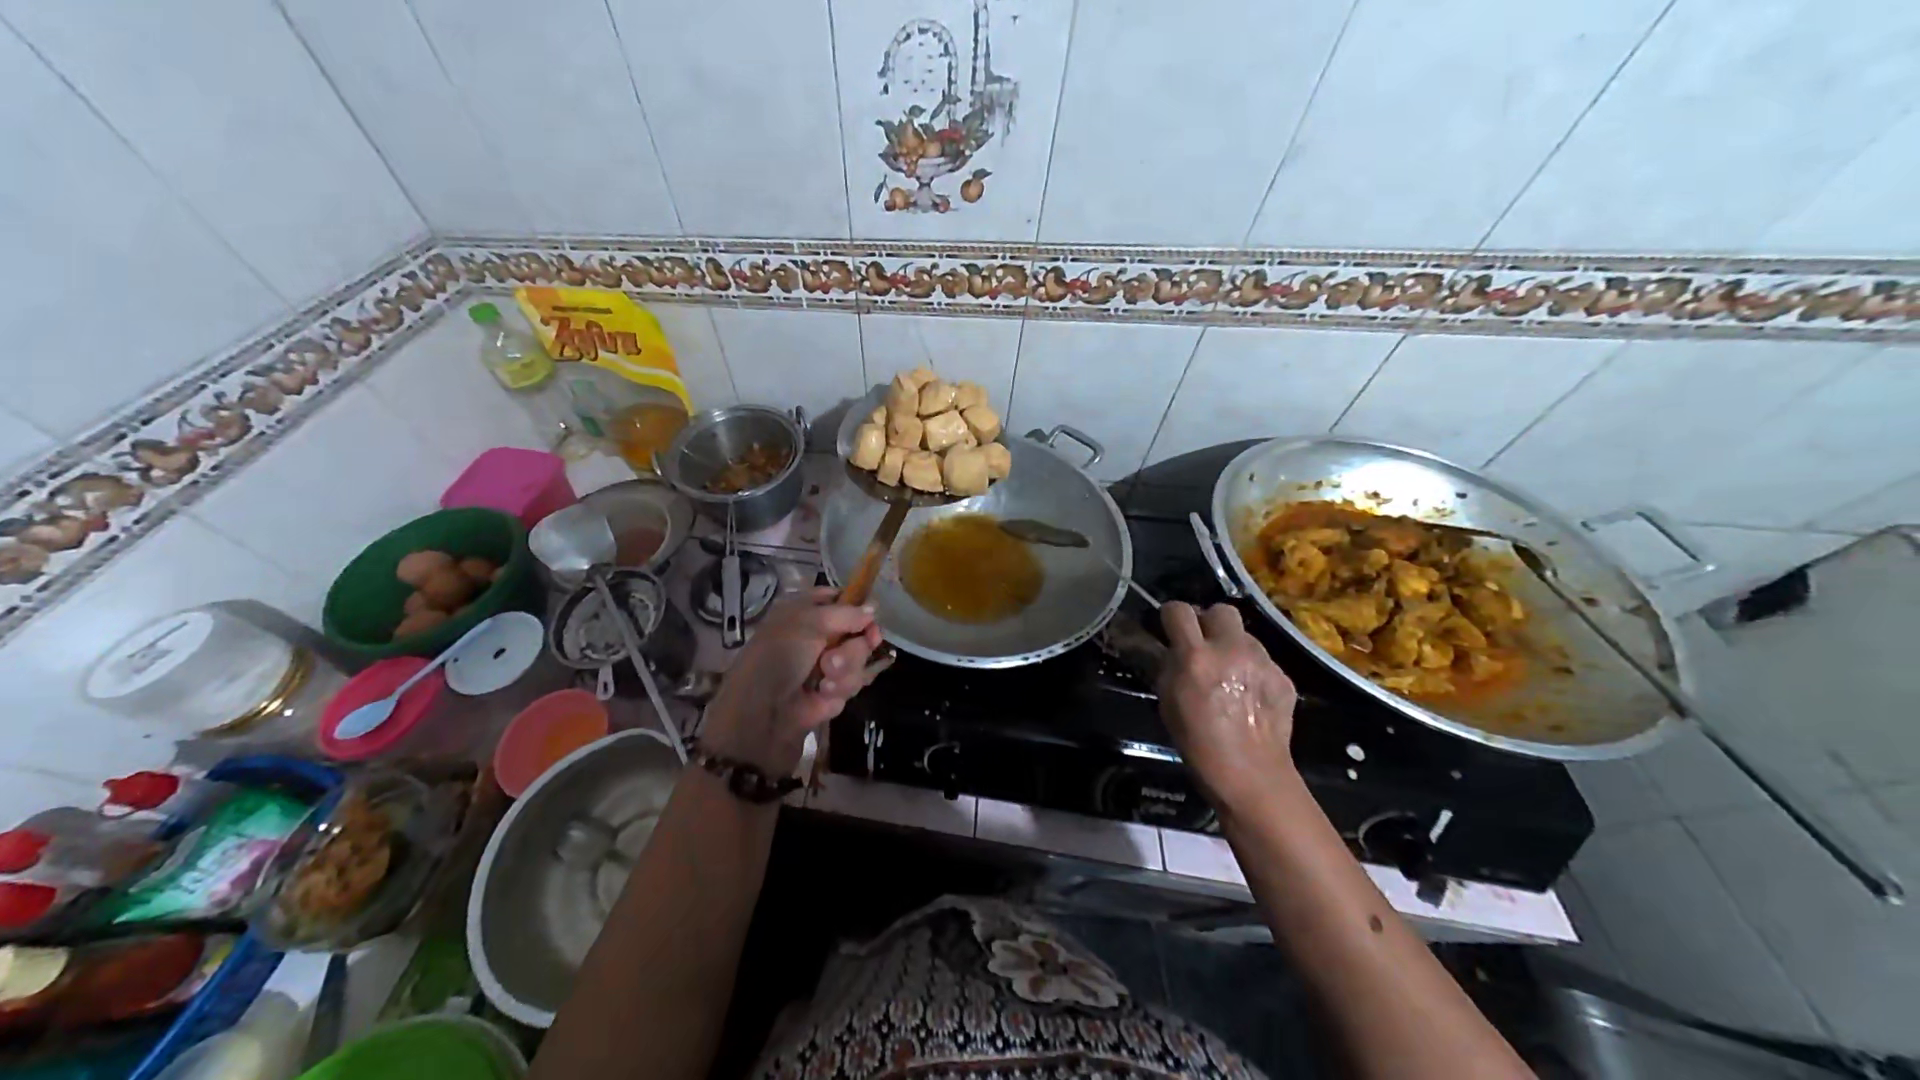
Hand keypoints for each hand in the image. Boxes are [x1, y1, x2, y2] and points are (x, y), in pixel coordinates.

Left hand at [700, 588, 886, 775]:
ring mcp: (827, 665)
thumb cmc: (779, 656)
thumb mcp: (809, 623)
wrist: (762, 712)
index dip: (859, 609)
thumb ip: (846, 613)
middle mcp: (818, 636)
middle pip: (859, 632)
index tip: (870, 620)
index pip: (842, 600)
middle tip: (832, 660)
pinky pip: (855, 683)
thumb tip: (873, 609)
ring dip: (846, 670)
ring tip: (824, 682)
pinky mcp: (833, 691)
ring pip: (860, 659)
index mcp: (806, 612)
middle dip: (853, 648)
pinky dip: (840, 688)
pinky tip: (822, 695)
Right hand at [1156, 602, 1299, 811]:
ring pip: (1245, 635)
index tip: (1170, 627)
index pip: (1179, 610)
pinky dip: (1252, 670)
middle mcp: (1231, 650)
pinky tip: (1249, 695)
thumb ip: (1169, 665)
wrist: (1251, 775)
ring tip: (1229, 675)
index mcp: (1196, 657)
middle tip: (1204, 645)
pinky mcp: (1283, 676)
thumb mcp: (1167, 700)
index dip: (1172, 616)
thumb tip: (1170, 647)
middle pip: (1221, 610)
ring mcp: (1262, 662)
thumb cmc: (1198, 742)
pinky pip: (1263, 660)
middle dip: (1209, 622)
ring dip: (1233, 647)